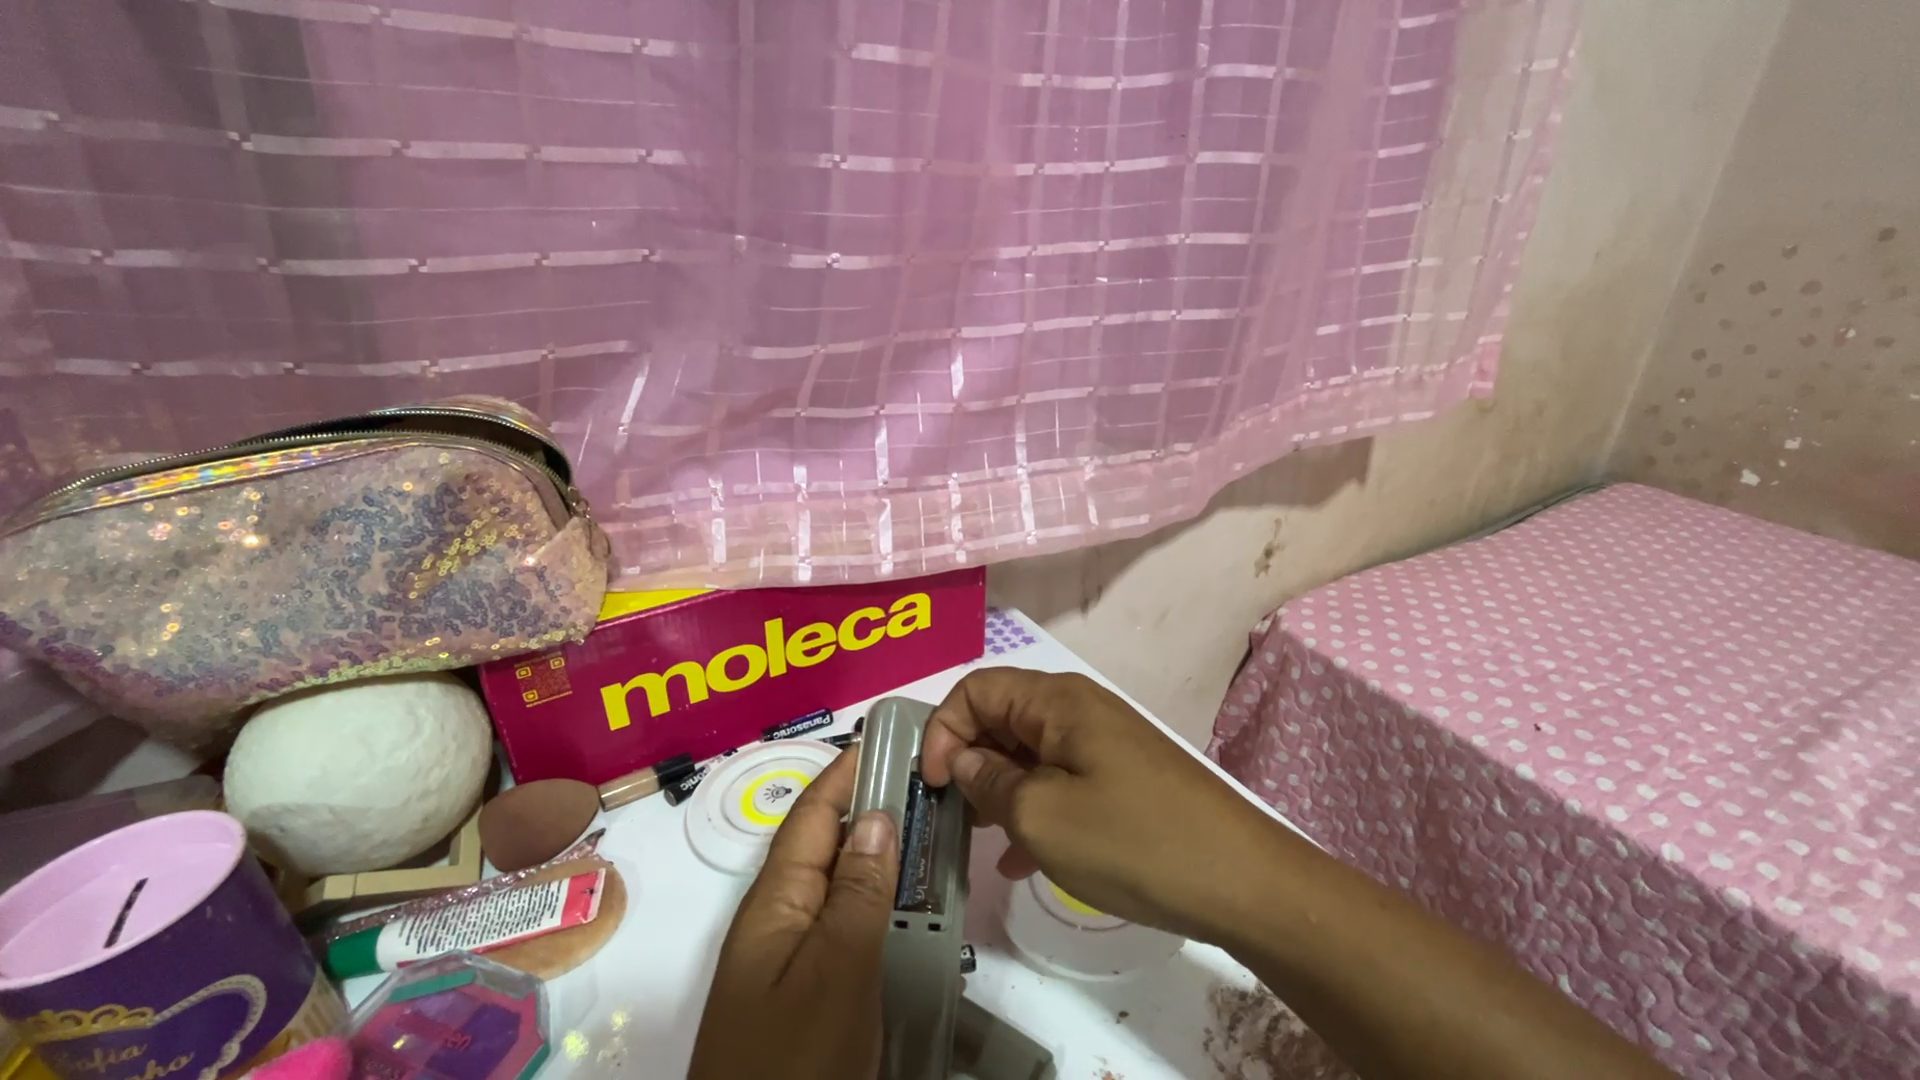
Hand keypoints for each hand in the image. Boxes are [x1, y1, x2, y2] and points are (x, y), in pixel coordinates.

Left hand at [688, 752, 899, 1079]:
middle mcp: (777, 920)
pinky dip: (878, 903)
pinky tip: (908, 909)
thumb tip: (878, 815)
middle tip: (924, 781)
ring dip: (877, 853)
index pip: (813, 815)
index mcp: (774, 902)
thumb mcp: (833, 972)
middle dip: (867, 805)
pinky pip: (845, 926)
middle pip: (824, 844)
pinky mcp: (805, 992)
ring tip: (926, 830)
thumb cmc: (793, 1058)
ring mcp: (788, 958)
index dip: (846, 771)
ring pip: (837, 885)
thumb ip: (857, 893)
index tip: (887, 736)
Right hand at [920, 668, 1287, 941]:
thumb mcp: (1041, 816)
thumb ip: (987, 782)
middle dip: (966, 761)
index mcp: (1057, 702)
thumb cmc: (1132, 842)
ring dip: (997, 790)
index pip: (976, 689)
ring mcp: (1104, 745)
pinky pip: (1060, 781)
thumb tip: (960, 761)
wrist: (1242, 881)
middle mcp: (1079, 710)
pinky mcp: (1122, 779)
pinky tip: (1022, 860)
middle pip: (1001, 717)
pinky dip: (1033, 810)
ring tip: (982, 840)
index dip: (943, 730)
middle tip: (951, 817)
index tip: (931, 786)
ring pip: (1028, 754)